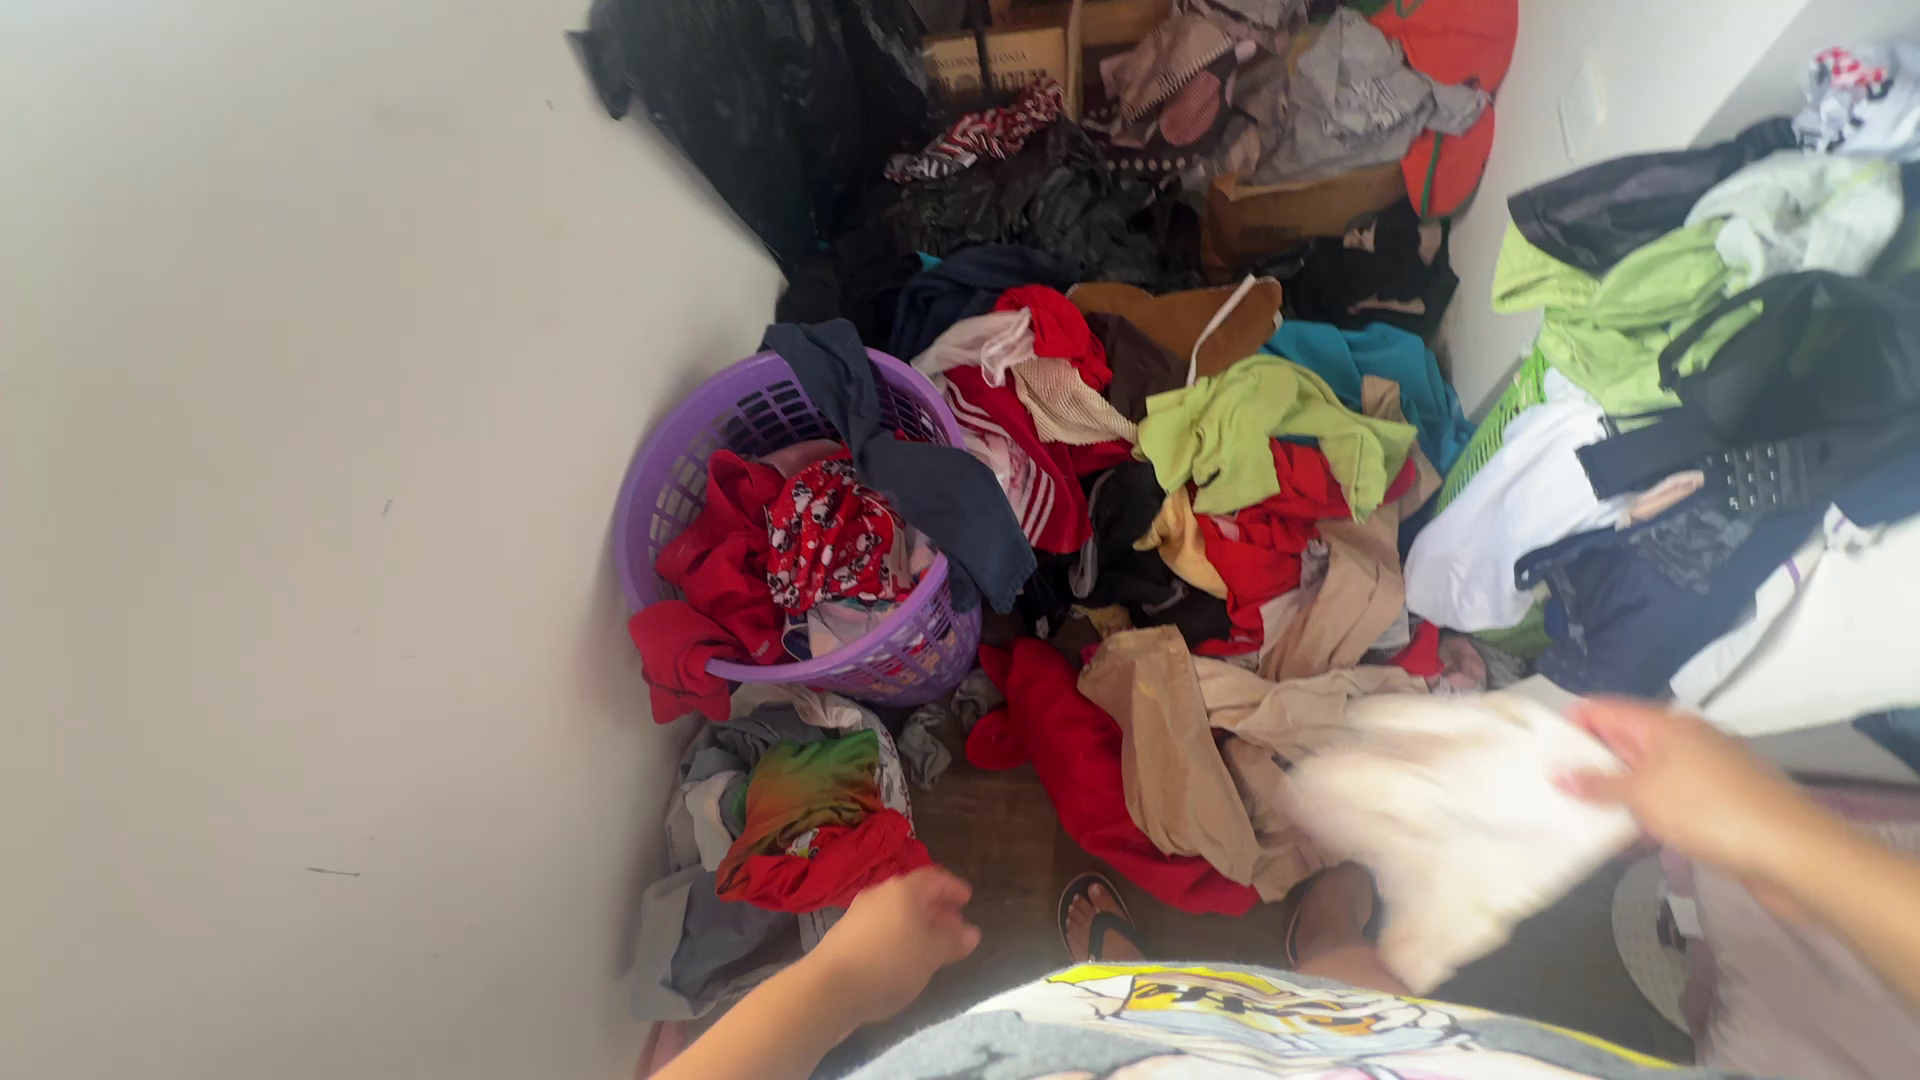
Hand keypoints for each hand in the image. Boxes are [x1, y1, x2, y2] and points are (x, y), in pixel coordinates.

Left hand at [801, 866, 981, 1028]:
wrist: (829, 987)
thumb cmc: (889, 963)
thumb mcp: (930, 954)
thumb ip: (952, 941)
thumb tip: (972, 932)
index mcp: (905, 889)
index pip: (934, 877)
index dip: (953, 887)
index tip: (967, 898)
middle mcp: (881, 893)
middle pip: (914, 893)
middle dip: (936, 907)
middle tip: (954, 924)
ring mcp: (860, 912)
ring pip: (897, 910)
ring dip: (917, 923)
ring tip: (931, 944)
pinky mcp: (846, 934)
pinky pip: (882, 926)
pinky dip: (898, 934)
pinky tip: (902, 957)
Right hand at [1556, 698, 1838, 886]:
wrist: (1803, 859)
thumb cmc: (1712, 812)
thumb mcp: (1641, 795)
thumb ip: (1595, 783)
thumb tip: (1557, 774)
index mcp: (1663, 725)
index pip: (1599, 709)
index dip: (1567, 725)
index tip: (1540, 751)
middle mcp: (1681, 741)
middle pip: (1619, 741)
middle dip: (1585, 761)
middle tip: (1549, 783)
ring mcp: (1702, 772)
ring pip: (1640, 773)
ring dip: (1612, 791)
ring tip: (1576, 811)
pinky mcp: (1717, 803)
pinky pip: (1665, 798)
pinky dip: (1641, 812)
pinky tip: (1621, 835)